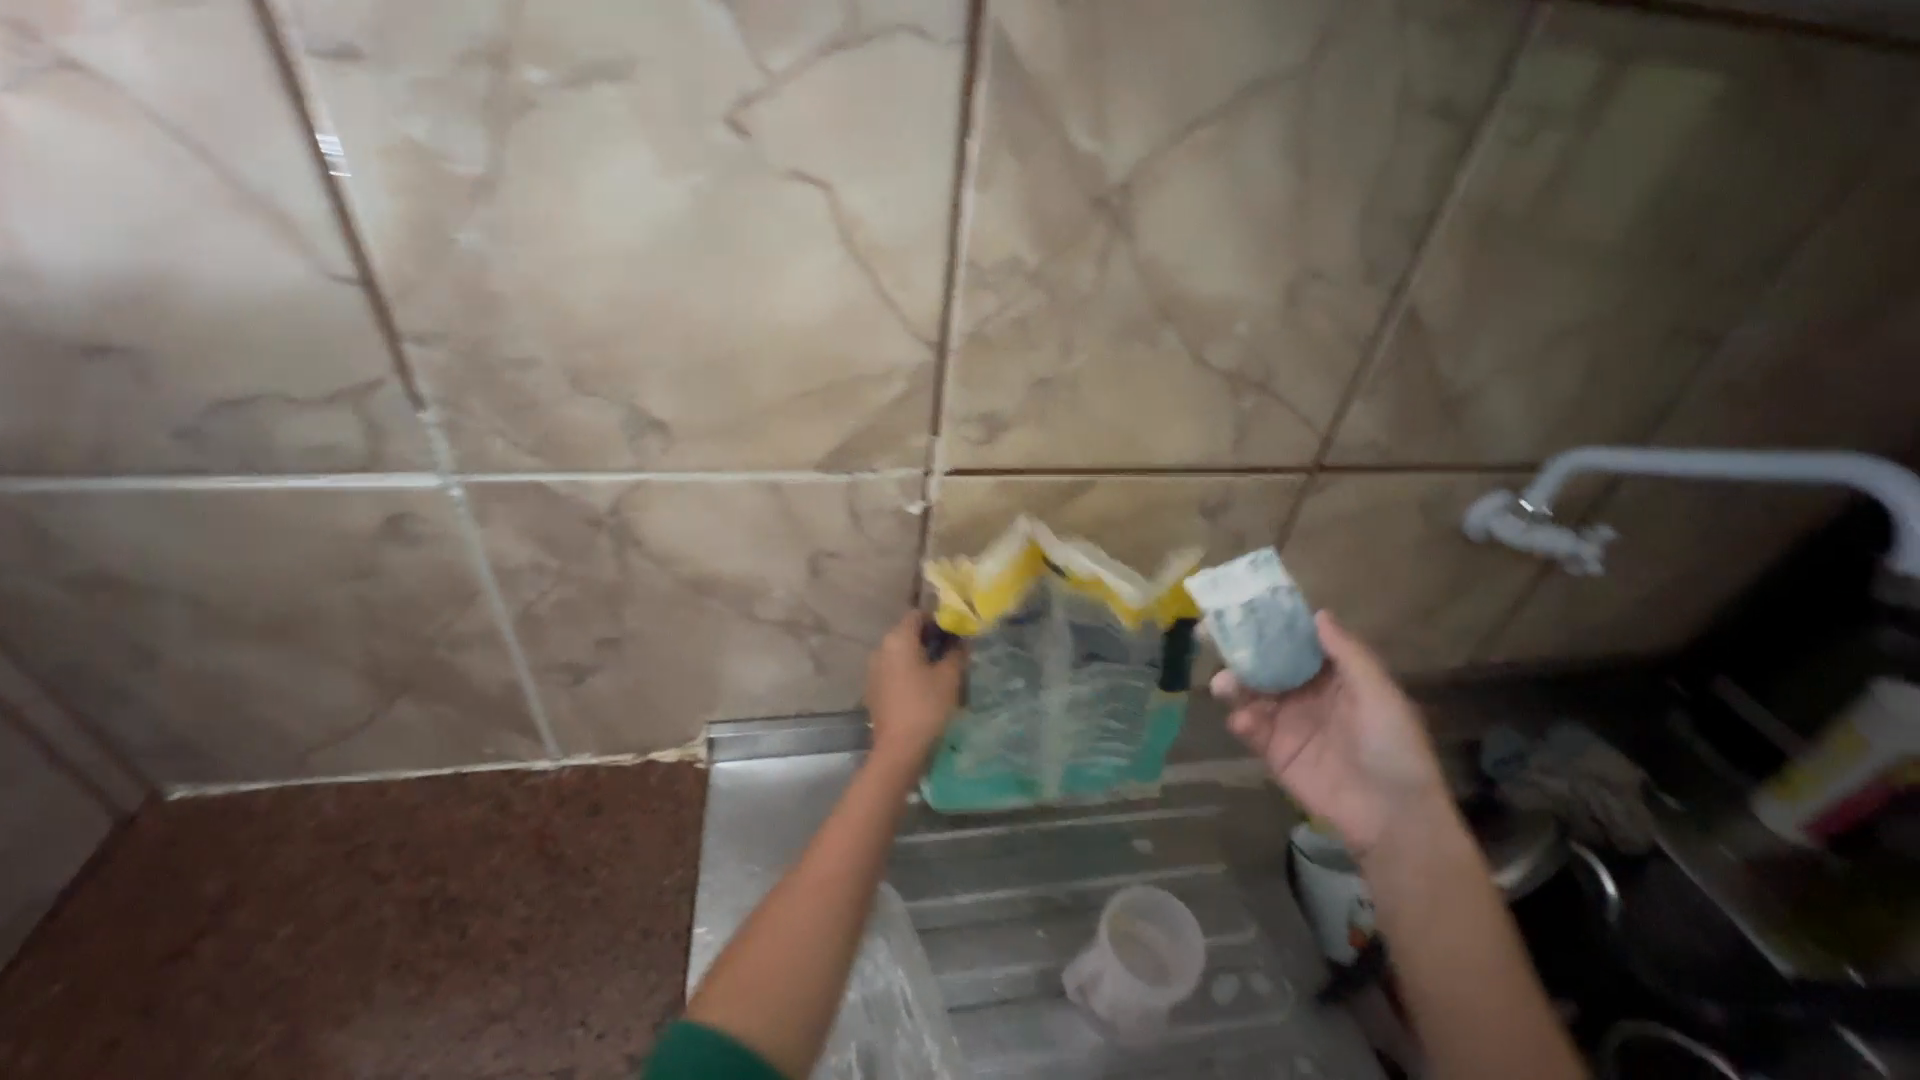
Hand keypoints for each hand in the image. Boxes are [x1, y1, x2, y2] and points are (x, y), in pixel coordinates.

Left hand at [864, 612, 965, 769]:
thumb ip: (957, 652)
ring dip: (920, 657)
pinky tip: (925, 689)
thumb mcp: (950, 677)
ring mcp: (873, 670)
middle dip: (931, 639)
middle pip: (908, 634)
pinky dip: (909, 673)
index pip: (918, 615)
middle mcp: (880, 649)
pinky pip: (894, 671)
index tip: (957, 633)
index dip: (939, 620)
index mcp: (897, 639)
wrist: (899, 749)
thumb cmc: (927, 706)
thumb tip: (961, 640)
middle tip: (954, 653)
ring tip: (942, 673)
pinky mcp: (873, 690)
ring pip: (900, 654)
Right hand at [1211, 611, 1450, 857]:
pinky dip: (1241, 720)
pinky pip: (1250, 729)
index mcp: (1335, 676)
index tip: (1245, 606)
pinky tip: (1242, 720)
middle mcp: (1308, 693)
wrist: (1392, 815)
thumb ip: (1348, 655)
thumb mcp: (1380, 694)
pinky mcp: (1274, 752)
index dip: (1274, 625)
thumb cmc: (1394, 747)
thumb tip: (1317, 614)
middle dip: (1242, 651)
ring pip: (1252, 693)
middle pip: (1267, 664)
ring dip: (1235, 684)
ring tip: (1223, 684)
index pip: (1298, 642)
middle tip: (1212, 636)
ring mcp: (1288, 723)